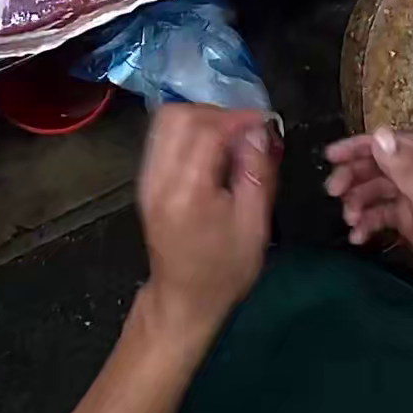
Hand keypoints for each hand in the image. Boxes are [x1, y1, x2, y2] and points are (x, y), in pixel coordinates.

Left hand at [136, 104, 279, 338]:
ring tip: (231, 136)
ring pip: (166, 121)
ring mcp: (147, 179)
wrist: (184, 300)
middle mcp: (159, 180)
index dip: (239, 118)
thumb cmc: (226, 267)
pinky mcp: (147, 181)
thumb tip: (259, 130)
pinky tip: (214, 148)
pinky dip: (190, 130)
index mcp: (188, 192)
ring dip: (203, 118)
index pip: (207, 130)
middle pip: (179, 116)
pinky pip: (163, 137)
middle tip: (246, 129)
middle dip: (218, 113)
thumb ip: (258, 169)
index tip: (265, 122)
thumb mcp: (256, 222)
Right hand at [324, 128, 412, 300]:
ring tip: (349, 221)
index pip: (388, 142)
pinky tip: (358, 237)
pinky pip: (385, 214)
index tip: (329, 157)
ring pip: (379, 190)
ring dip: (359, 202)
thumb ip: (404, 167)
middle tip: (332, 194)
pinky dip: (370, 222)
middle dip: (354, 177)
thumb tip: (377, 133)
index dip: (357, 147)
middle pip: (379, 164)